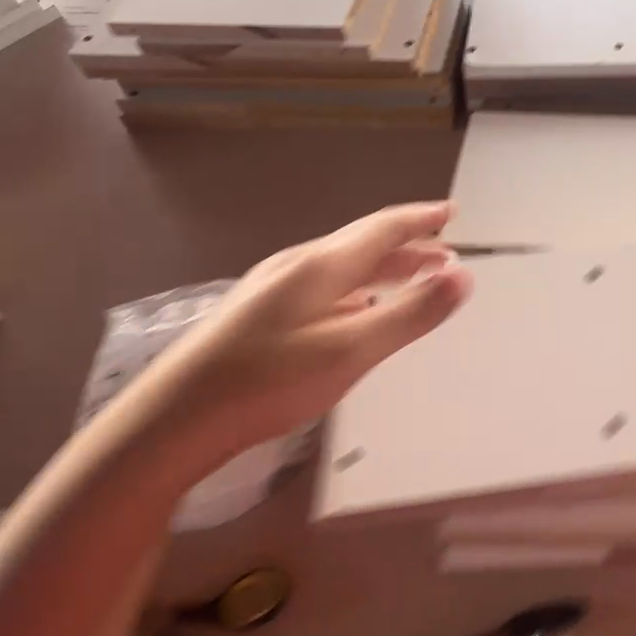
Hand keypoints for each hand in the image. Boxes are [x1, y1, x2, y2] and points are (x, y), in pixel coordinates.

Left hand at [126, 201, 473, 475]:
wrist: (171, 423)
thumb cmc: (268, 382)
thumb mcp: (351, 350)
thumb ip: (411, 313)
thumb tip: (464, 276)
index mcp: (322, 264)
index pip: (384, 228)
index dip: (422, 219)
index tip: (452, 212)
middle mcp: (298, 266)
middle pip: (364, 245)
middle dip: (409, 248)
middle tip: (446, 254)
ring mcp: (273, 289)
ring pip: (344, 267)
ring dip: (385, 270)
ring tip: (413, 280)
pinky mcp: (258, 315)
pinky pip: (325, 287)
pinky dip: (359, 290)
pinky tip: (359, 312)